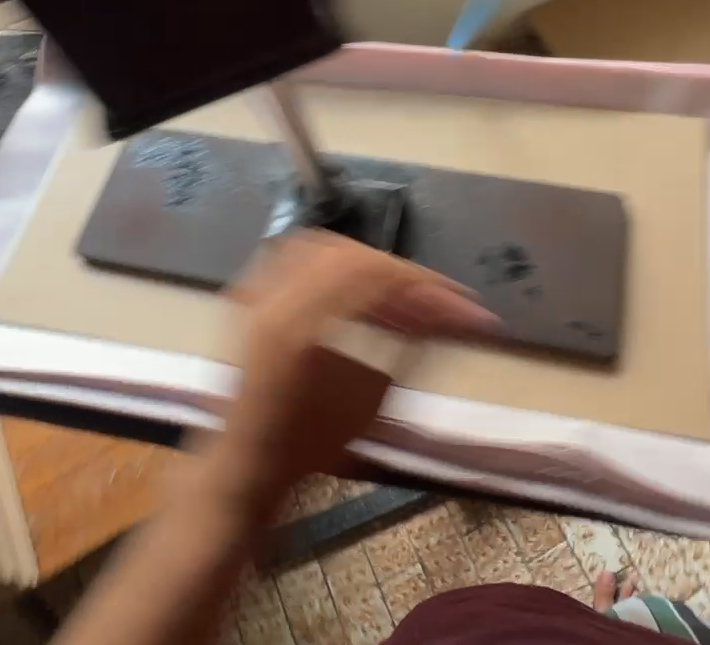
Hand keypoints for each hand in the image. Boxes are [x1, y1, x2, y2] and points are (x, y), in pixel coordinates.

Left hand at [201, 230, 497, 517]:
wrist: (246, 463)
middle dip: (403, 274)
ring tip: (400, 290)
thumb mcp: (368, 403)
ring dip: (369, 263)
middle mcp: (274, 300)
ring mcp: (256, 294)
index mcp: (302, 328)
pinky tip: (356, 284)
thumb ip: (409, 350)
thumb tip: (455, 315)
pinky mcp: (252, 295)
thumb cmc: (308, 445)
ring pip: (323, 247)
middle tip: (435, 298)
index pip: (376, 278)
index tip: (463, 302)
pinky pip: (296, 255)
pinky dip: (334, 262)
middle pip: (352, 256)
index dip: (426, 286)